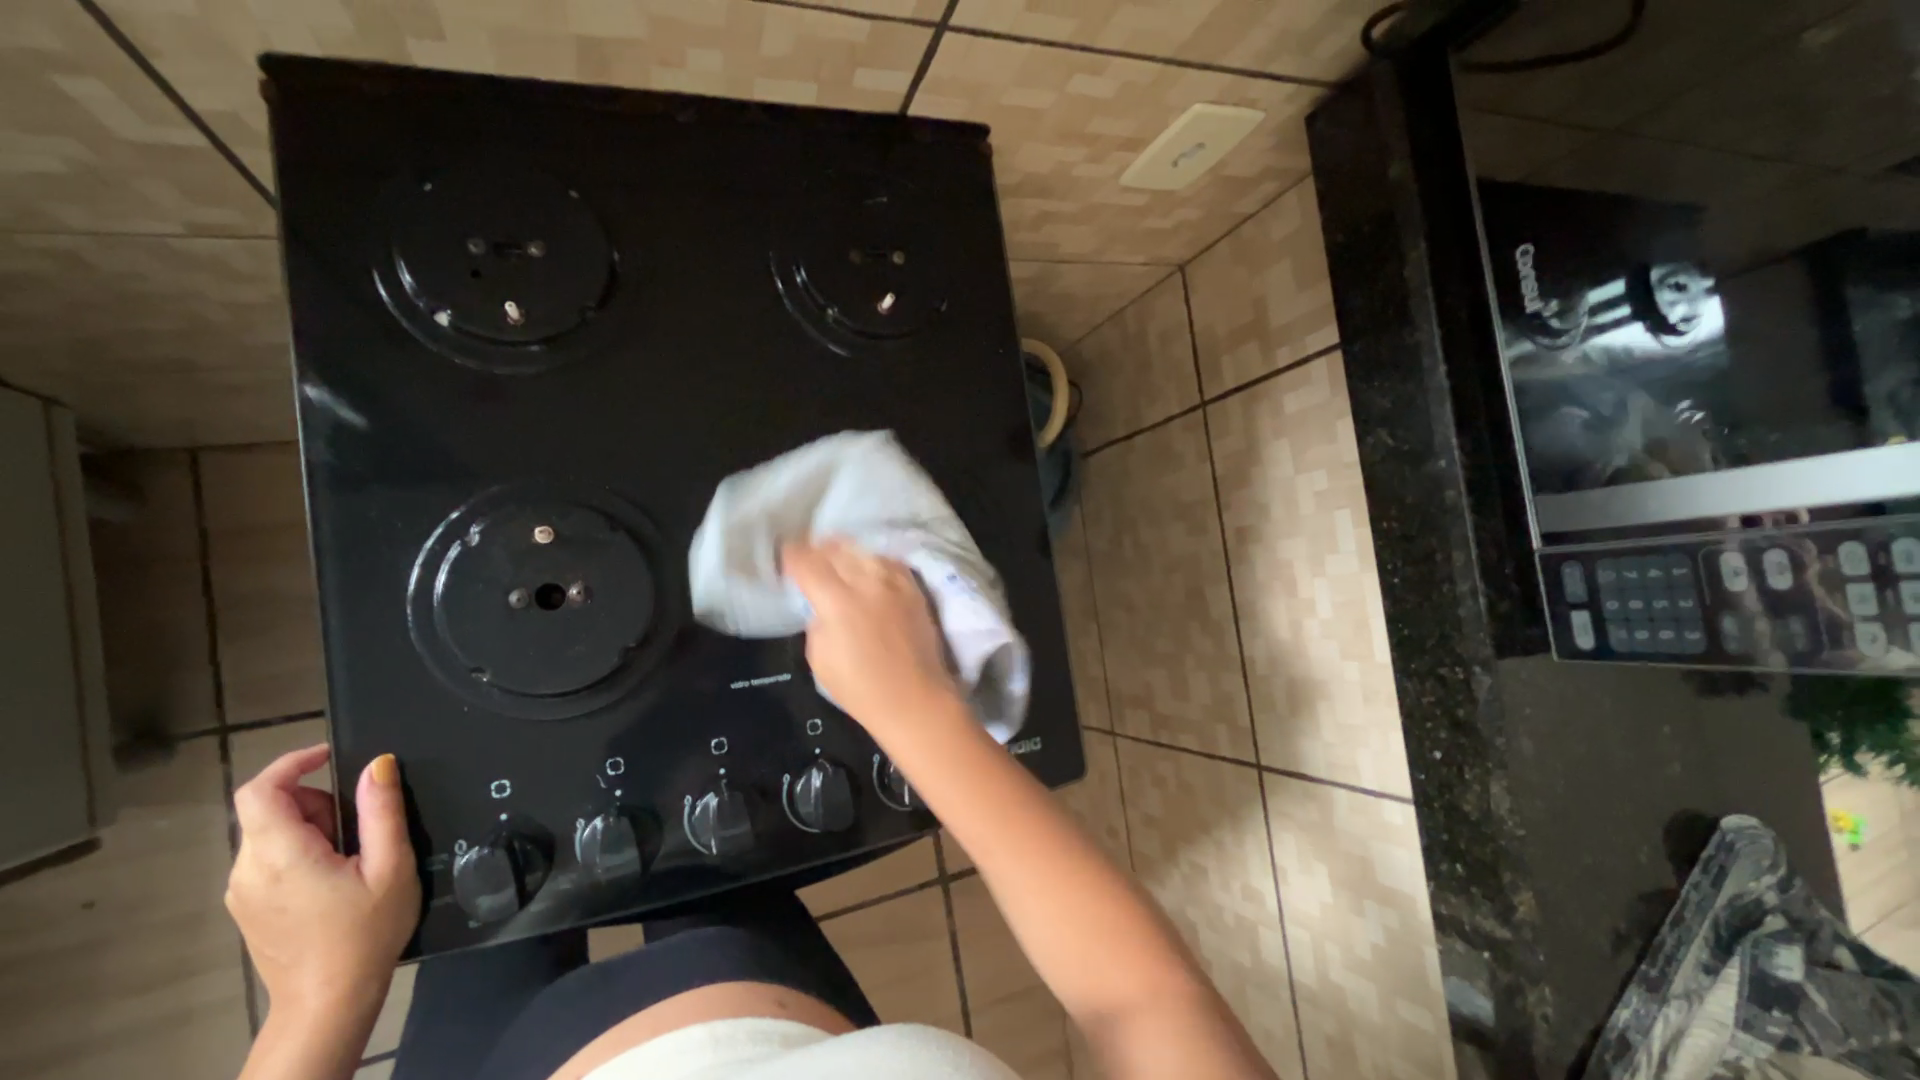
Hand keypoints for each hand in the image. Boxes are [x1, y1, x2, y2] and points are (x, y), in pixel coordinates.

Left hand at [227, 746, 418, 1019]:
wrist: (328, 1001)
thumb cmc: (365, 933)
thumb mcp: (391, 867)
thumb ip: (382, 812)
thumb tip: (377, 764)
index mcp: (280, 854)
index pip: (260, 789)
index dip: (291, 762)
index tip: (329, 756)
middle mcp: (247, 869)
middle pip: (271, 809)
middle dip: (318, 803)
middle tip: (361, 830)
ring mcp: (241, 891)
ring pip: (271, 834)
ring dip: (312, 829)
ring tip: (353, 860)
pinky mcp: (246, 907)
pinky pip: (268, 860)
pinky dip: (300, 852)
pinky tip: (333, 881)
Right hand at [782, 538, 963, 736]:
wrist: (914, 698)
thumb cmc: (860, 689)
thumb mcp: (819, 658)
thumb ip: (817, 622)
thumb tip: (822, 606)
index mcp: (837, 602)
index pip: (808, 563)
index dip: (792, 556)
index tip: (786, 556)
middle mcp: (867, 583)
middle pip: (836, 550)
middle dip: (817, 549)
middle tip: (808, 555)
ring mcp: (894, 583)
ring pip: (864, 551)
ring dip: (845, 551)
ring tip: (836, 555)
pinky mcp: (914, 589)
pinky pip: (889, 562)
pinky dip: (873, 560)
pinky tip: (868, 567)